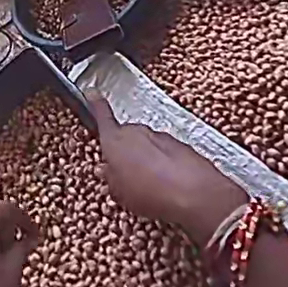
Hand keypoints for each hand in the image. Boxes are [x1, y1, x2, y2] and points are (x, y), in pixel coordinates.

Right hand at [86, 93, 245, 246]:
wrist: (194, 194)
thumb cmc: (150, 193)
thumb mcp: (119, 192)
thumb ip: (110, 177)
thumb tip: (106, 170)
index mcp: (115, 140)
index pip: (102, 115)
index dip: (96, 104)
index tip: (93, 92)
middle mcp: (137, 132)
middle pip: (126, 136)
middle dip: (126, 151)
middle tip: (125, 173)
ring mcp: (161, 137)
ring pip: (147, 144)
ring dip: (147, 159)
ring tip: (149, 185)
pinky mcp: (182, 146)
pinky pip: (167, 153)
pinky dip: (166, 164)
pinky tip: (168, 184)